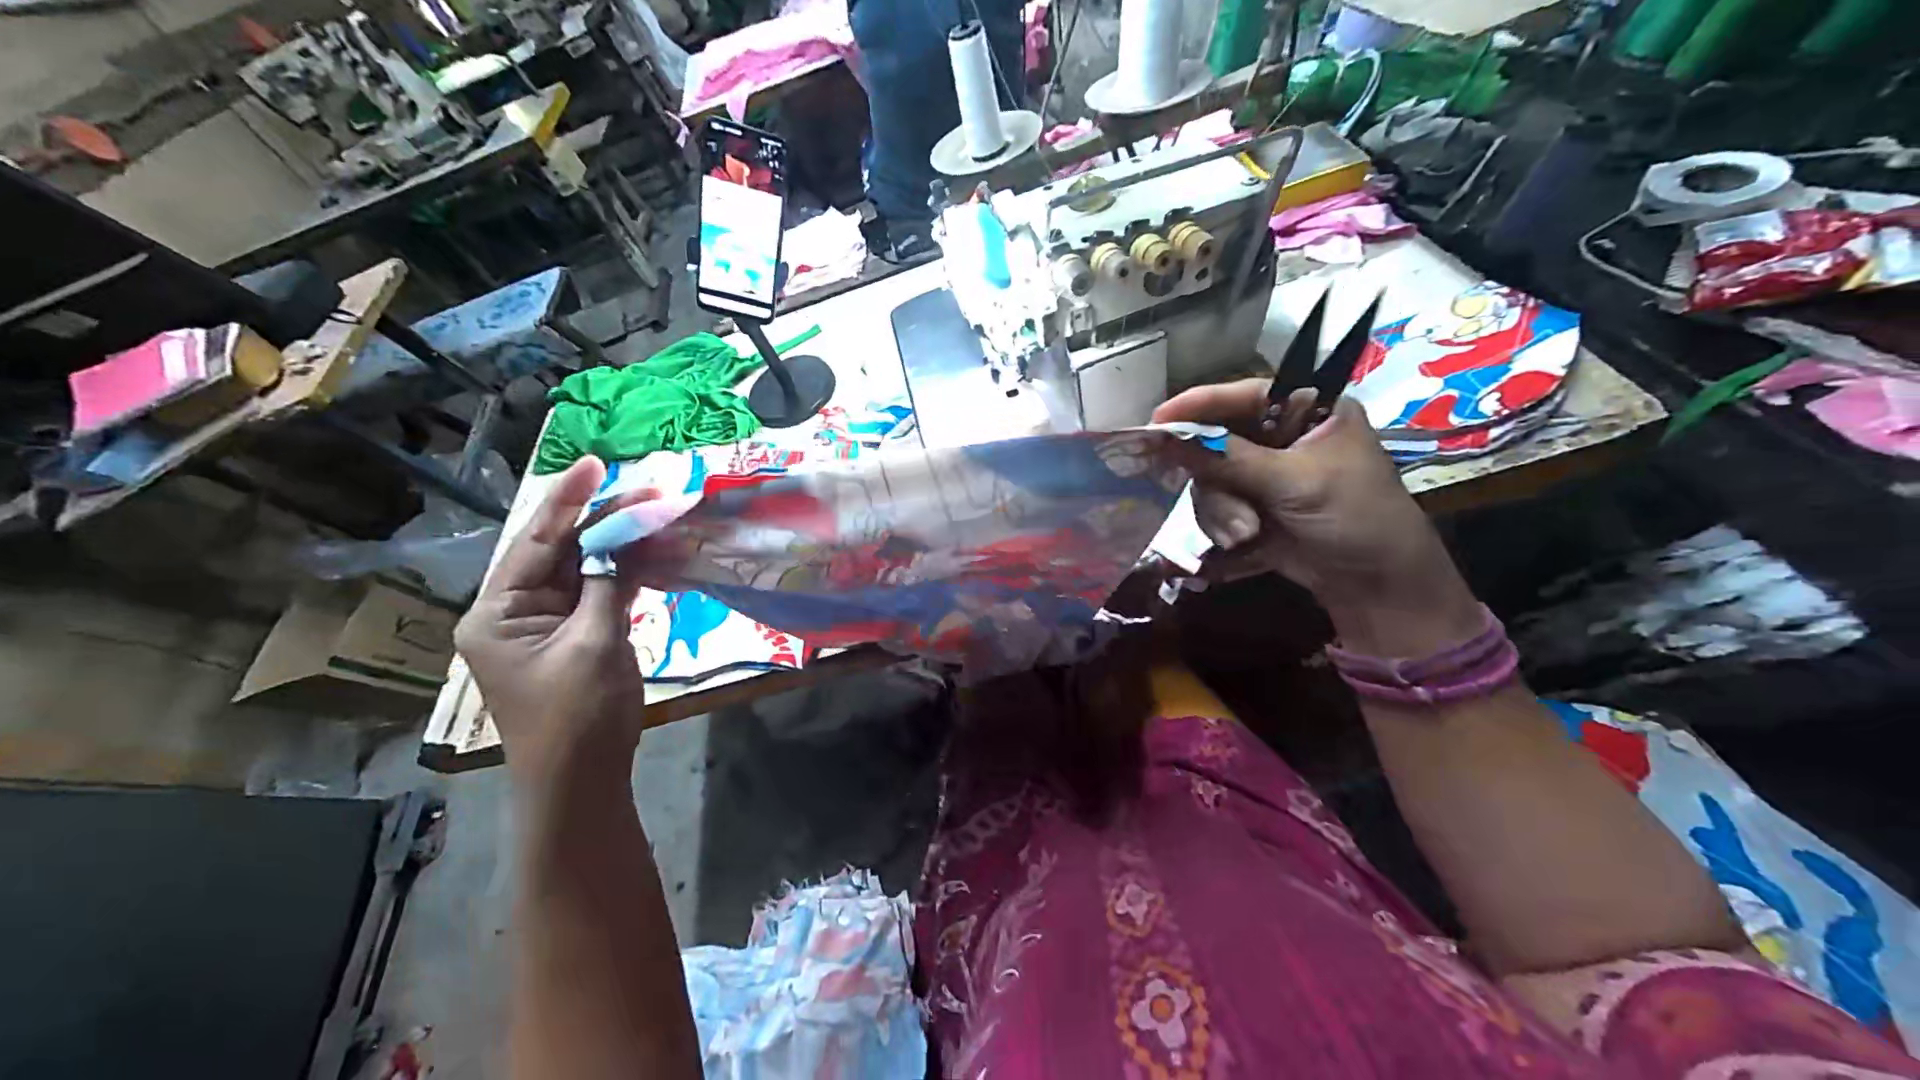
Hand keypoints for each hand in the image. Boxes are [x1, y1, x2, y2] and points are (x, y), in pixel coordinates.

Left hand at [454, 457, 656, 778]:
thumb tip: (627, 536)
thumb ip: (608, 584)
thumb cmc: (577, 718)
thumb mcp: (595, 645)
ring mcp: (550, 624)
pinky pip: (602, 593)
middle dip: (604, 521)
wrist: (582, 784)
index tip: (595, 464)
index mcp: (497, 613)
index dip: (568, 502)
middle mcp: (516, 611)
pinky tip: (654, 552)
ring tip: (658, 514)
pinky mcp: (579, 637)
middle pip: (562, 552)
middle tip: (647, 490)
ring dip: (621, 545)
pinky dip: (627, 574)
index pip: (535, 542)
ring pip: (586, 570)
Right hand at [1153, 379, 1482, 655]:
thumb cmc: (1355, 517)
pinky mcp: (1250, 507)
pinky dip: (1221, 525)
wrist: (1376, 586)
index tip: (1158, 420)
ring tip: (1245, 536)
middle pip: (1216, 440)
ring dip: (1221, 510)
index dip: (1199, 405)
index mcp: (1308, 411)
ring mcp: (1263, 474)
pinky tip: (1242, 545)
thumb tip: (1167, 437)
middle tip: (1223, 503)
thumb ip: (1229, 458)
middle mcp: (1281, 436)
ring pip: (1209, 478)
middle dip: (1215, 479)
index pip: (1243, 395)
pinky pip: (1214, 505)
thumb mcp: (1295, 482)